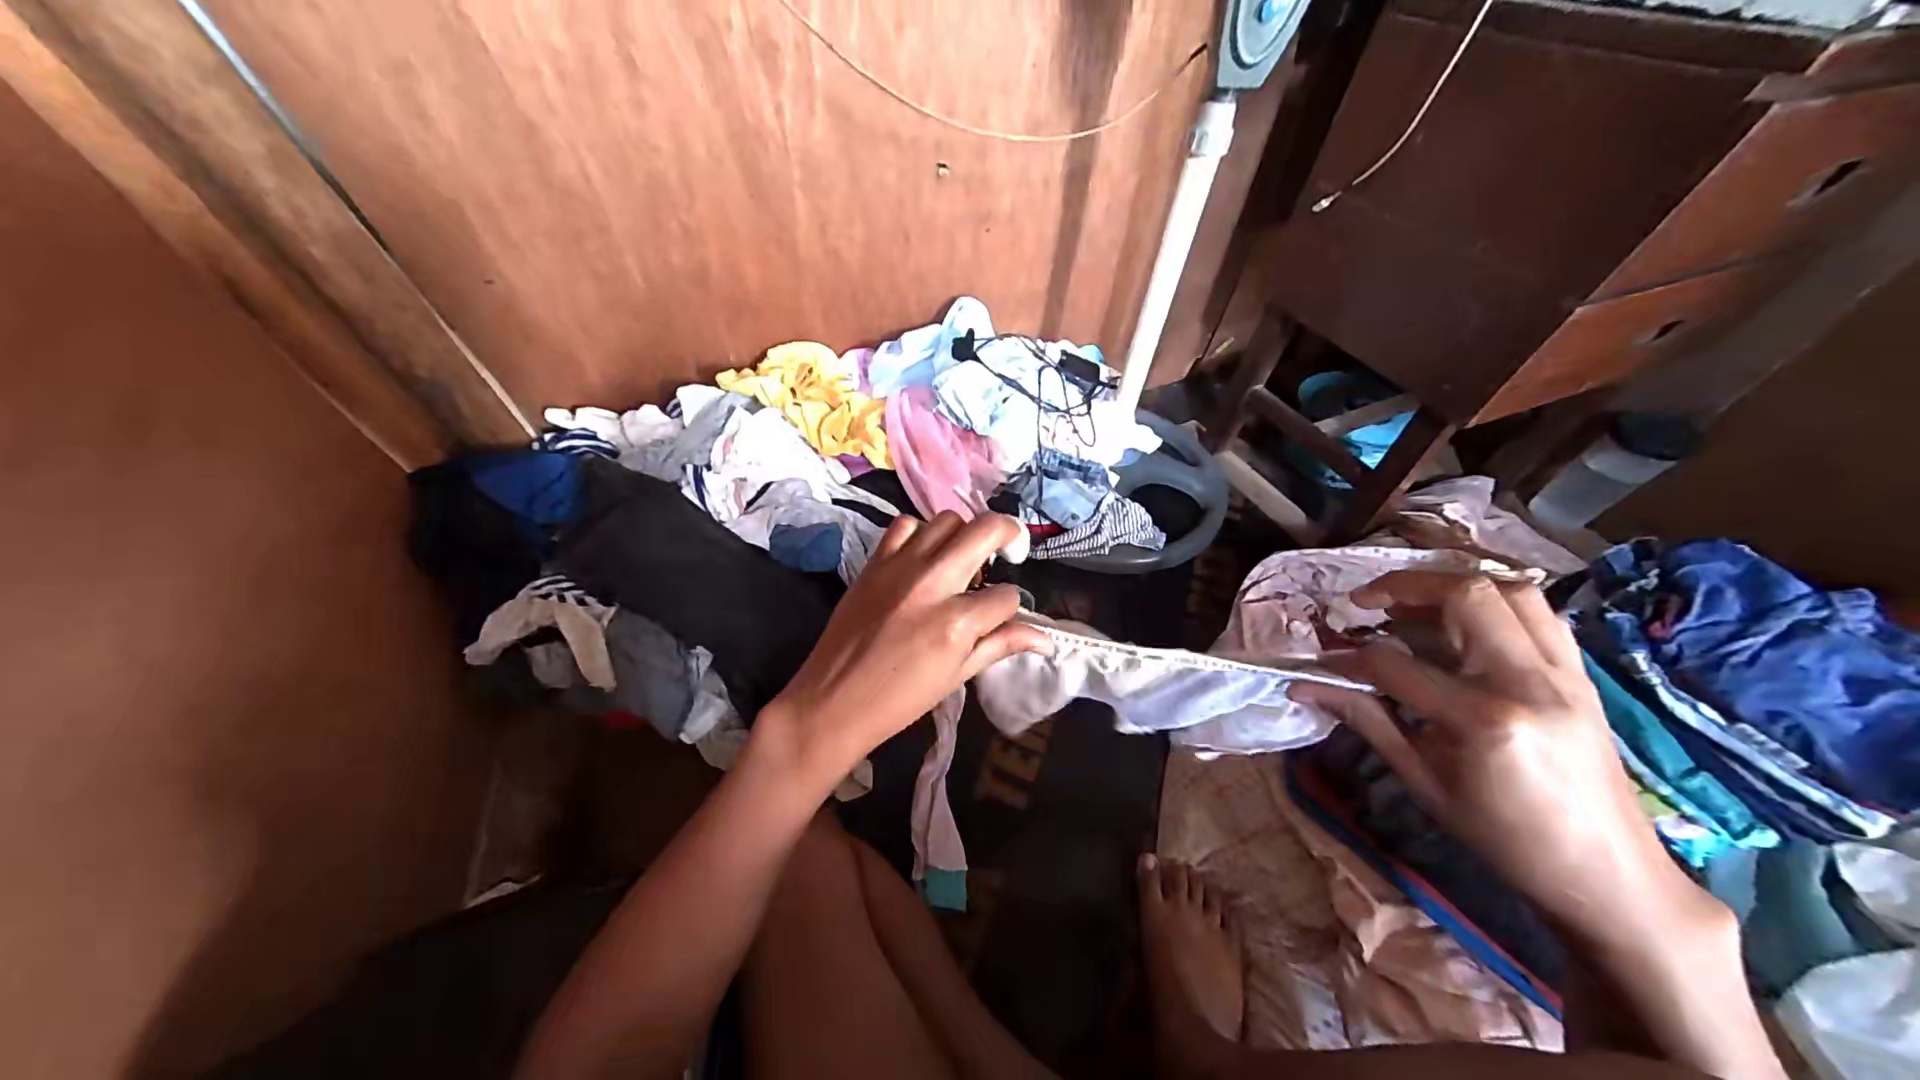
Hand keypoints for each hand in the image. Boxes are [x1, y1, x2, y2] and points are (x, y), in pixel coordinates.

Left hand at [754, 512, 1049, 788]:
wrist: (833, 700)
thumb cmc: (900, 700)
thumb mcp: (957, 675)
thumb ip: (1001, 644)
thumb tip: (1046, 639)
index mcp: (957, 622)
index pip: (1006, 595)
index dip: (1011, 606)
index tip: (999, 617)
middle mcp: (932, 583)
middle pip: (985, 530)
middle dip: (1008, 535)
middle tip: (1008, 552)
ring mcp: (900, 567)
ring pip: (947, 519)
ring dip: (963, 534)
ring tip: (961, 559)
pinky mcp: (874, 562)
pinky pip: (905, 525)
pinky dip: (921, 534)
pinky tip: (923, 558)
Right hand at [1289, 570, 1709, 945]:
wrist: (1606, 875)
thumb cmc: (1503, 836)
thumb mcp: (1422, 780)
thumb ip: (1365, 719)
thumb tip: (1304, 686)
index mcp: (1484, 720)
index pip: (1396, 664)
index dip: (1349, 659)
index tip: (1322, 661)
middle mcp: (1529, 682)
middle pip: (1466, 596)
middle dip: (1405, 586)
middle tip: (1366, 601)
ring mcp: (1564, 674)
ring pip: (1511, 590)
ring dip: (1453, 584)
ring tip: (1413, 603)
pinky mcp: (1580, 675)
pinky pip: (1539, 613)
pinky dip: (1494, 602)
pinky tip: (1463, 622)